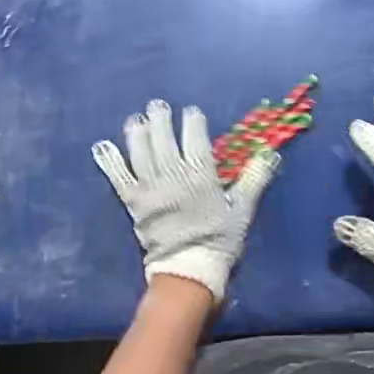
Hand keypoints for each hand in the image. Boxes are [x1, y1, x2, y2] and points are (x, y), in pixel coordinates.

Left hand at [93, 100, 280, 300]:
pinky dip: (110, 160)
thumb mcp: (242, 208)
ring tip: (135, 120)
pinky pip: (119, 176)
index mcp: (200, 175)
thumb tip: (270, 152)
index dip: (192, 122)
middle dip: (160, 119)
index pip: (195, 139)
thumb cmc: (219, 239)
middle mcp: (172, 175)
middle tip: (157, 105)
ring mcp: (149, 187)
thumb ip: (254, 178)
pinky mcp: (132, 200)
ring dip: (137, 134)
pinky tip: (103, 146)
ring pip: (140, 152)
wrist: (188, 268)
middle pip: (164, 140)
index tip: (191, 111)